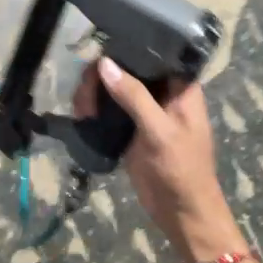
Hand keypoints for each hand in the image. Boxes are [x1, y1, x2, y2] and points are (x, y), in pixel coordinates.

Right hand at [74, 57, 234, 259]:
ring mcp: (145, 111)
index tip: (101, 47)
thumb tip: (103, 63)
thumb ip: (133, 96)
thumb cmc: (182, 170)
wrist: (182, 215)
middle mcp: (162, 94)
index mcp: (180, 88)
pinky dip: (93, 108)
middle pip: (127, 68)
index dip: (128, 47)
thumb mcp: (160, 131)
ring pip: (114, 87)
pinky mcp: (130, 128)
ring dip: (94, 92)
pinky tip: (80, 114)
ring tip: (80, 107)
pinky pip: (108, 108)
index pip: (154, 53)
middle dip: (102, 74)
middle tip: (84, 89)